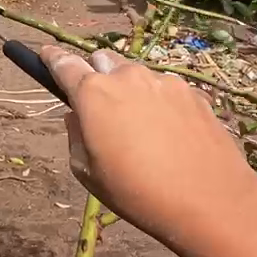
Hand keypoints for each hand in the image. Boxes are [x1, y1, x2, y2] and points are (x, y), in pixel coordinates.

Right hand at [39, 45, 256, 232]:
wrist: (210, 202)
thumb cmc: (137, 192)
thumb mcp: (86, 171)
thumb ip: (75, 135)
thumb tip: (78, 116)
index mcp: (93, 93)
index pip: (63, 62)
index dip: (51, 58)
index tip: (45, 54)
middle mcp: (127, 77)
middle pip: (102, 60)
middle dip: (95, 74)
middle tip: (100, 105)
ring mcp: (163, 82)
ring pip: (136, 74)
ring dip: (129, 89)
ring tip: (140, 126)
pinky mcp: (193, 93)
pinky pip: (165, 89)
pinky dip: (158, 102)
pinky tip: (169, 133)